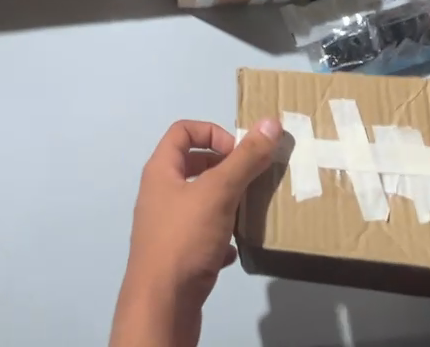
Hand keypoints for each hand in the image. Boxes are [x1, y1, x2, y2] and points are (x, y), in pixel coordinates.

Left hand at [111, 119, 280, 346]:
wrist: (161, 306)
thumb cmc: (184, 239)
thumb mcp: (218, 192)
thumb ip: (245, 158)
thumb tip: (271, 122)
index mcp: (160, 170)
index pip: (183, 131)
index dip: (212, 133)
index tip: (237, 153)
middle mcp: (159, 193)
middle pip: (192, 164)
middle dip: (223, 168)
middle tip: (249, 179)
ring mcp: (166, 226)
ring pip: (199, 201)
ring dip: (224, 202)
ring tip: (248, 210)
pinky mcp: (176, 256)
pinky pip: (201, 235)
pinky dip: (220, 236)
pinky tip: (234, 248)